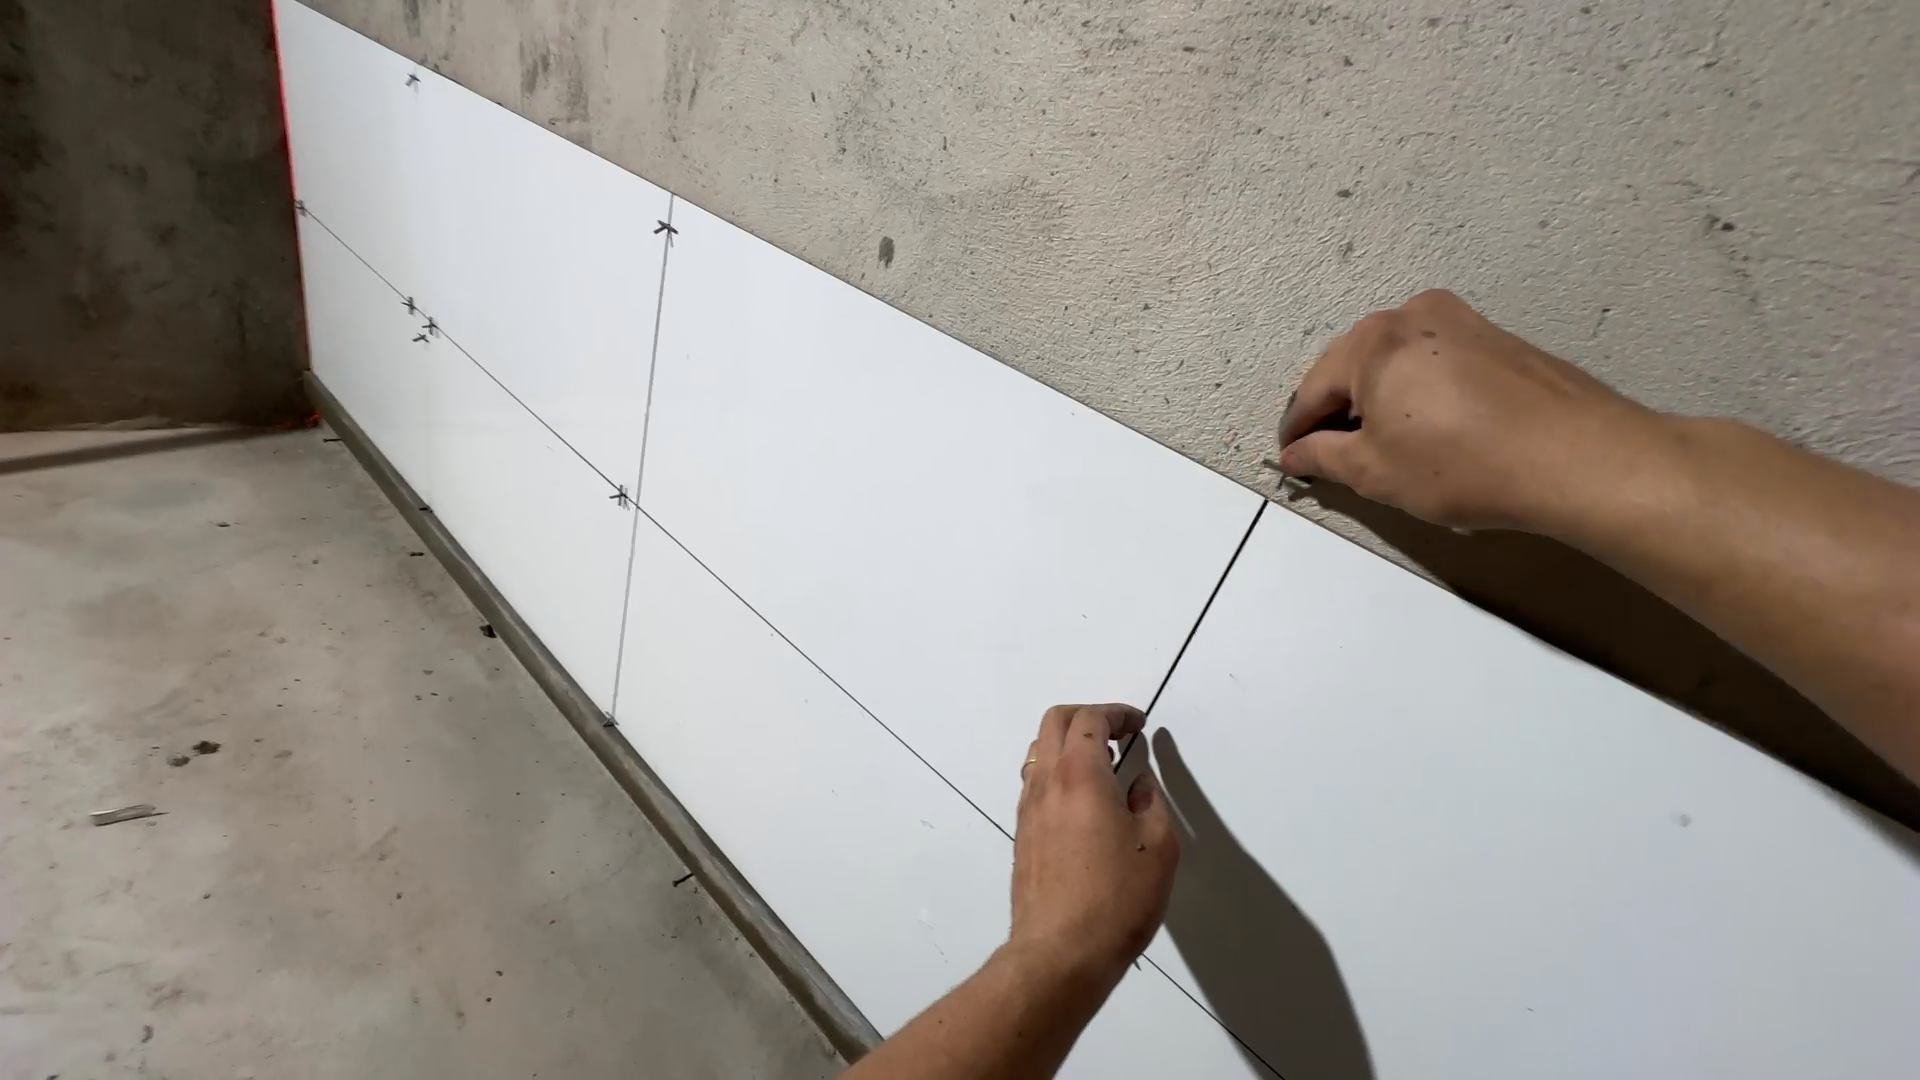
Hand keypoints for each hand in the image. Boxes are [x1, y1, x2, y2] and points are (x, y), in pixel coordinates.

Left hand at [1009, 704, 1177, 989]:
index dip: (1116, 712)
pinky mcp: (1022, 831)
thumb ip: (1151, 802)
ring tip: (1102, 765)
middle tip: (1118, 734)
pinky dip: (1057, 769)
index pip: (1089, 719)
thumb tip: (1139, 781)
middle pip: (1055, 721)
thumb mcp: (1158, 847)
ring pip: (1040, 749)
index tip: (1138, 724)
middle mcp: (1046, 780)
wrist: (1059, 952)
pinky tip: (1082, 799)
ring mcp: (1028, 806)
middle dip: (1087, 716)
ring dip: (1068, 742)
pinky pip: (1035, 779)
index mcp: (1080, 774)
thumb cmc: (1116, 898)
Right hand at [1277, 289, 1668, 533]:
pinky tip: (1424, 428)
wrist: (1579, 459)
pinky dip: (1413, 392)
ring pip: (1389, 363)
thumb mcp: (1372, 471)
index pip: (1311, 392)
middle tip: (1333, 456)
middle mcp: (1410, 315)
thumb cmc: (1463, 464)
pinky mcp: (1492, 334)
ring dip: (1375, 401)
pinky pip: (1428, 361)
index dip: (1296, 433)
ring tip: (1381, 445)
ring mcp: (1457, 319)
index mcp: (1371, 342)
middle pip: (1348, 369)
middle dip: (1336, 411)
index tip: (1292, 460)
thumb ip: (1320, 456)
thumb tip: (1297, 453)